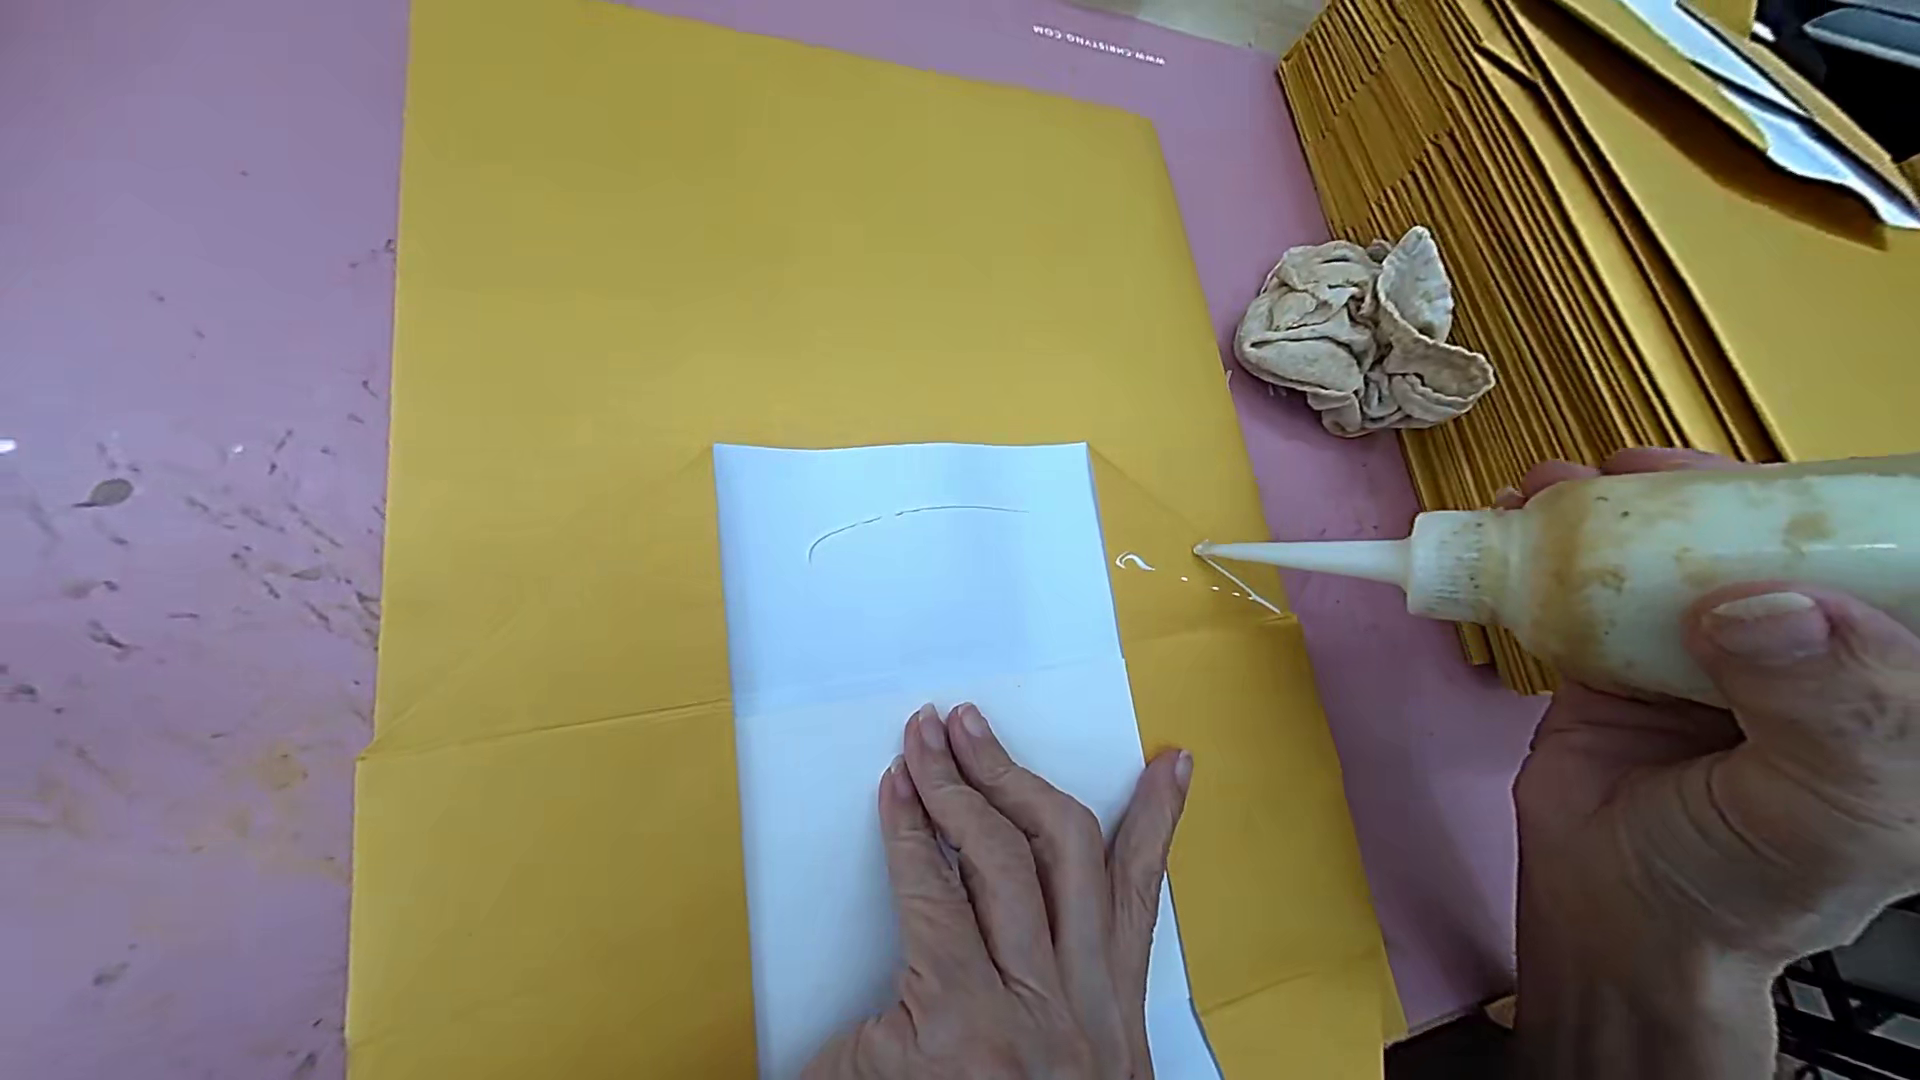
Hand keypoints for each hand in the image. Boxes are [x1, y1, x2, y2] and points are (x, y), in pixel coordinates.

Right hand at [801, 703, 1191, 1079]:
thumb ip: (864, 1003)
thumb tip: (894, 910)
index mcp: (965, 1028)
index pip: (930, 886)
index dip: (906, 822)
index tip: (897, 776)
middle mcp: (1042, 1003)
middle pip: (996, 852)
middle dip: (955, 780)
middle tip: (930, 730)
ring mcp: (1098, 994)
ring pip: (1068, 847)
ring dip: (1020, 776)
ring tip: (985, 728)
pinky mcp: (1129, 994)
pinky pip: (1143, 891)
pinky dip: (1158, 822)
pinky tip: (1172, 767)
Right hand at [1504, 449, 1919, 1077]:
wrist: (1606, 894)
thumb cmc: (1740, 873)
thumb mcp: (1820, 808)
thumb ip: (1826, 713)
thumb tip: (1770, 602)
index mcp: (1892, 684)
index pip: (1891, 575)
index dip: (1844, 514)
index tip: (1767, 482)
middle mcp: (1796, 654)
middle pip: (1757, 549)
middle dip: (1695, 498)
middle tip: (1634, 467)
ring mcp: (1692, 652)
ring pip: (1658, 561)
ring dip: (1604, 518)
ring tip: (1553, 487)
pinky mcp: (1607, 656)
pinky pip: (1580, 595)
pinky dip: (1544, 560)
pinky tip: (1519, 529)